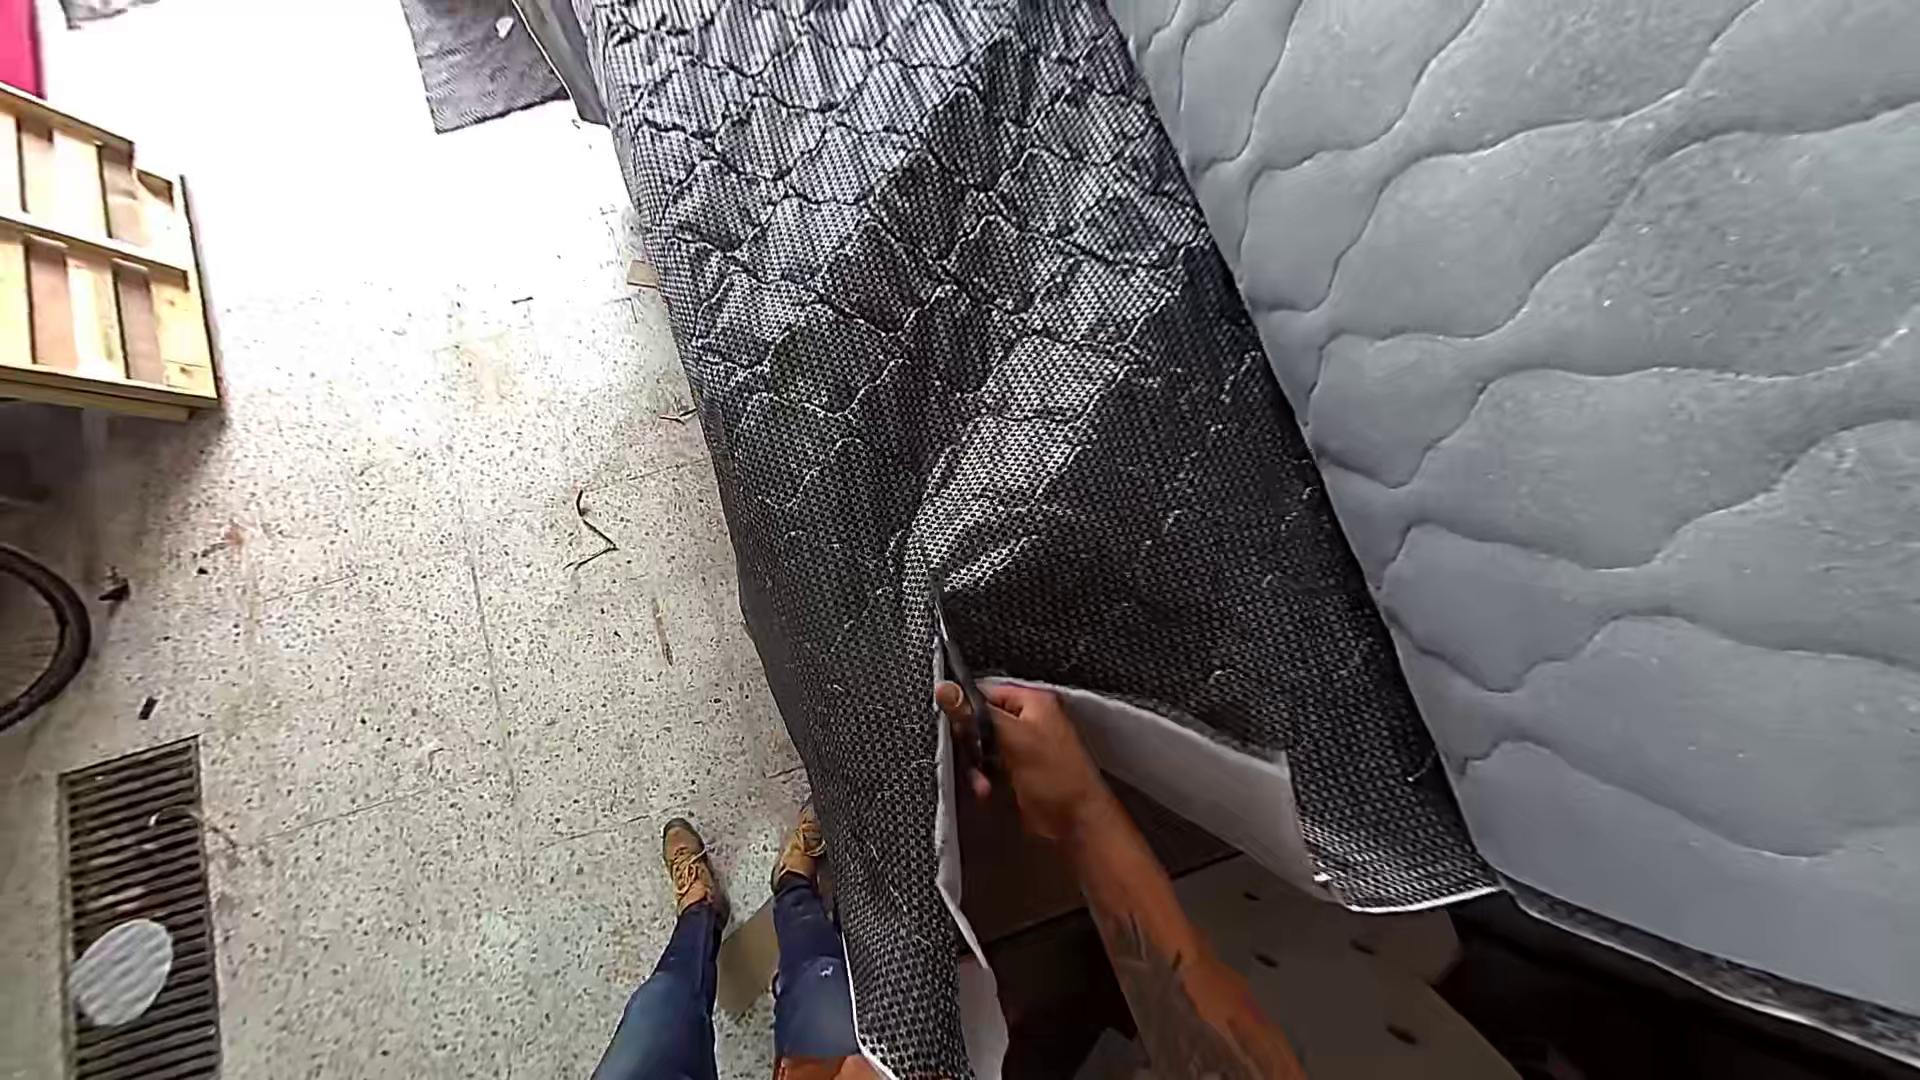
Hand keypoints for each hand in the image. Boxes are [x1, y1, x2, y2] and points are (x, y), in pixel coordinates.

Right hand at [935, 681, 1113, 840]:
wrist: (1078, 824)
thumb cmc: (1057, 778)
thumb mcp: (1012, 739)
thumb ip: (975, 714)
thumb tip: (945, 689)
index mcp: (1033, 701)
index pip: (986, 691)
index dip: (966, 707)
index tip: (953, 724)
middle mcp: (1028, 719)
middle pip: (981, 720)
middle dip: (971, 743)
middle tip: (970, 757)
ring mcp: (1023, 745)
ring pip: (982, 745)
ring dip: (976, 764)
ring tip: (981, 782)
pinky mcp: (1018, 769)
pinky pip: (989, 764)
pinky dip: (984, 775)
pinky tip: (985, 788)